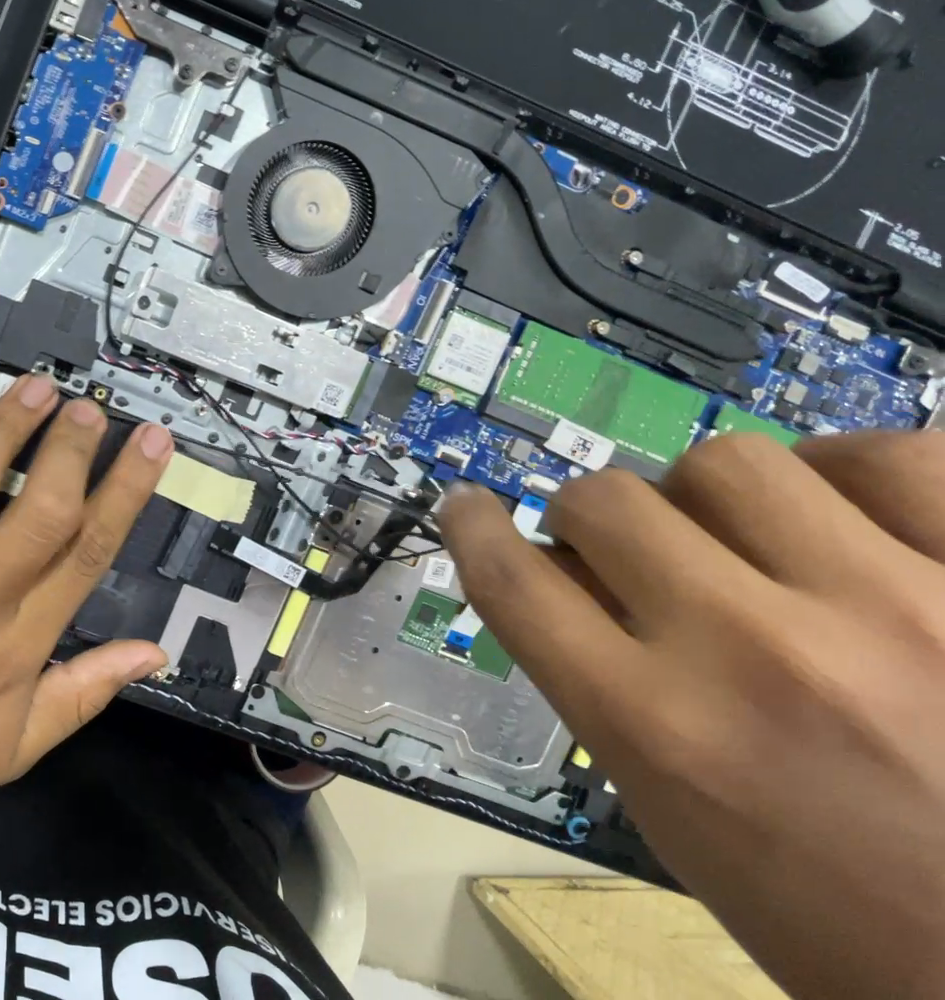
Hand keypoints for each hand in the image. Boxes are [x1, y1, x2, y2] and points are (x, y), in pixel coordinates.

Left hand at [0, 375, 176, 874]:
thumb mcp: (15, 749)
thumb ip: (86, 695)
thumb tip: (155, 651)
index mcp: (19, 645)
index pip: (88, 552)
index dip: (125, 491)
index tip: (151, 443)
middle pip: (38, 510)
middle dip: (70, 449)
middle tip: (86, 408)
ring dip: (3, 429)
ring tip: (31, 388)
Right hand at [442, 431, 944, 999]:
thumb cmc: (836, 913)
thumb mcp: (674, 812)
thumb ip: (604, 686)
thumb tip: (575, 577)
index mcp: (655, 727)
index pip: (514, 580)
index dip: (473, 527)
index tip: (471, 507)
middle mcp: (754, 653)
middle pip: (606, 502)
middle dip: (592, 517)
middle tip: (624, 545)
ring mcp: (893, 607)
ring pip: (730, 462)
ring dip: (706, 494)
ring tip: (741, 527)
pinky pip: (899, 458)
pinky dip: (849, 473)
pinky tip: (845, 513)